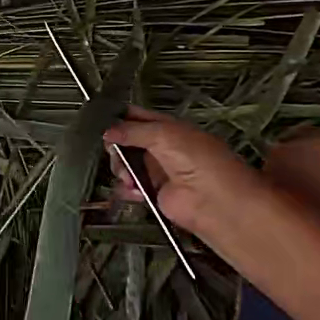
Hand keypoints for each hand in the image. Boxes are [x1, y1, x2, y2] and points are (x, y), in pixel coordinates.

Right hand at [104, 106, 271, 240]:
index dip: (119, 118)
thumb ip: (131, 130)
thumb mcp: (164, 135)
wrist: (216, 203)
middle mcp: (164, 149)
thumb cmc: (204, 164)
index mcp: (170, 129)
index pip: (138, 117)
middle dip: (116, 146)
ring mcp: (158, 171)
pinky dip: (126, 188)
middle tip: (115, 150)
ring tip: (128, 174)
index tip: (103, 122)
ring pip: (124, 164)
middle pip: (126, 141)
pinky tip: (134, 188)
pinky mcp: (154, 191)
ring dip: (120, 169)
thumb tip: (108, 131)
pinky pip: (128, 187)